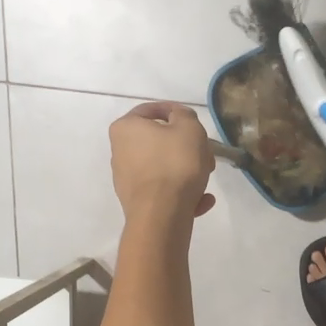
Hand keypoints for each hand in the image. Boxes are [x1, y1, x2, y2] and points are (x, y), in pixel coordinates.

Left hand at [108, 101, 216, 220]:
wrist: (162, 215)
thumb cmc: (175, 164)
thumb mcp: (189, 128)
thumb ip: (186, 116)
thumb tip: (180, 119)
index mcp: (126, 127)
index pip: (151, 110)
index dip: (177, 112)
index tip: (196, 124)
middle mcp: (120, 151)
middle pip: (159, 142)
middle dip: (186, 147)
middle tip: (206, 155)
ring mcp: (127, 179)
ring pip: (163, 167)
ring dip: (187, 171)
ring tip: (206, 180)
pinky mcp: (137, 202)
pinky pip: (164, 190)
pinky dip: (182, 192)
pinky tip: (202, 200)